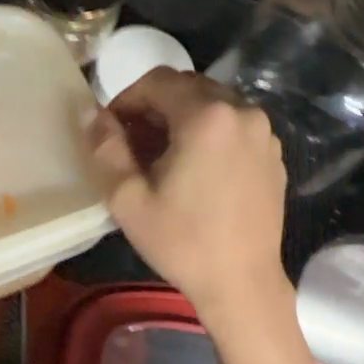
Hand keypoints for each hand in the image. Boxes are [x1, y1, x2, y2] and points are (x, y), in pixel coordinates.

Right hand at [88, 69, 290, 324]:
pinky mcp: (273, 154)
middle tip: (132, 149)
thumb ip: (106, 150)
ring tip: (163, 164)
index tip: (110, 132)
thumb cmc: (180, 243)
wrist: (240, 281)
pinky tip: (195, 176)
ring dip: (182, 122)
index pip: (157, 82)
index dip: (126, 100)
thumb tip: (90, 112)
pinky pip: (234, 129)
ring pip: (213, 107)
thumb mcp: (129, 200)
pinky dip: (209, 138)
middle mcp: (242, 110)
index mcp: (205, 116)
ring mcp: (263, 132)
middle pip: (188, 88)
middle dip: (154, 109)